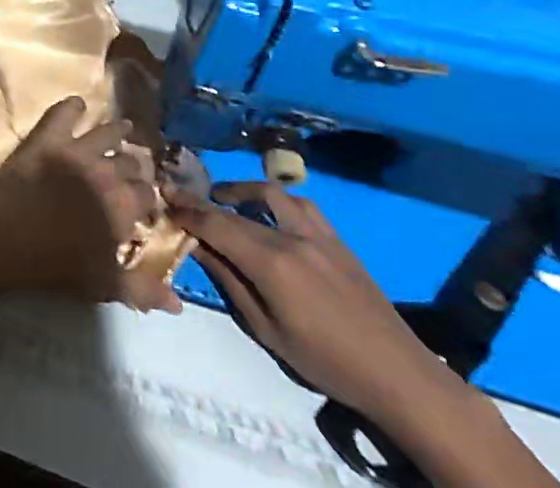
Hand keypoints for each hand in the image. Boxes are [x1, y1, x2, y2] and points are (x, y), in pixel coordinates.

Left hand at [0, 97, 181, 313]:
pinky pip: (64, 114)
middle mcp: (108, 171)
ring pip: (107, 133)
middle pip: (131, 163)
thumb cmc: (57, 264)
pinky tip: (77, 104)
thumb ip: (143, 290)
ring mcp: (79, 150)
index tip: (144, 203)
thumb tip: (179, 306)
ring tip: (124, 128)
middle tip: (131, 170)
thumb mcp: (104, 283)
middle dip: (135, 167)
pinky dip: (72, 107)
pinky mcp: (49, 138)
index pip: (147, 195)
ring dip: (118, 131)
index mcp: (124, 205)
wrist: (8, 239)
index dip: (147, 199)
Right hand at [170, 182, 452, 416]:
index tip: (166, 198)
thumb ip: (231, 282)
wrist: (393, 368)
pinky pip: (301, 204)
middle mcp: (292, 236)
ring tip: (226, 199)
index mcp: (272, 263)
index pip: (219, 225)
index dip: (189, 211)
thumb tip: (200, 249)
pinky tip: (270, 213)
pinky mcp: (336, 237)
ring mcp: (318, 232)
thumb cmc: (323, 360)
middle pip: (239, 208)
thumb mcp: (266, 329)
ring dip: (244, 191)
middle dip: (207, 201)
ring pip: (273, 194)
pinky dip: (276, 200)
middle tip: (185, 198)